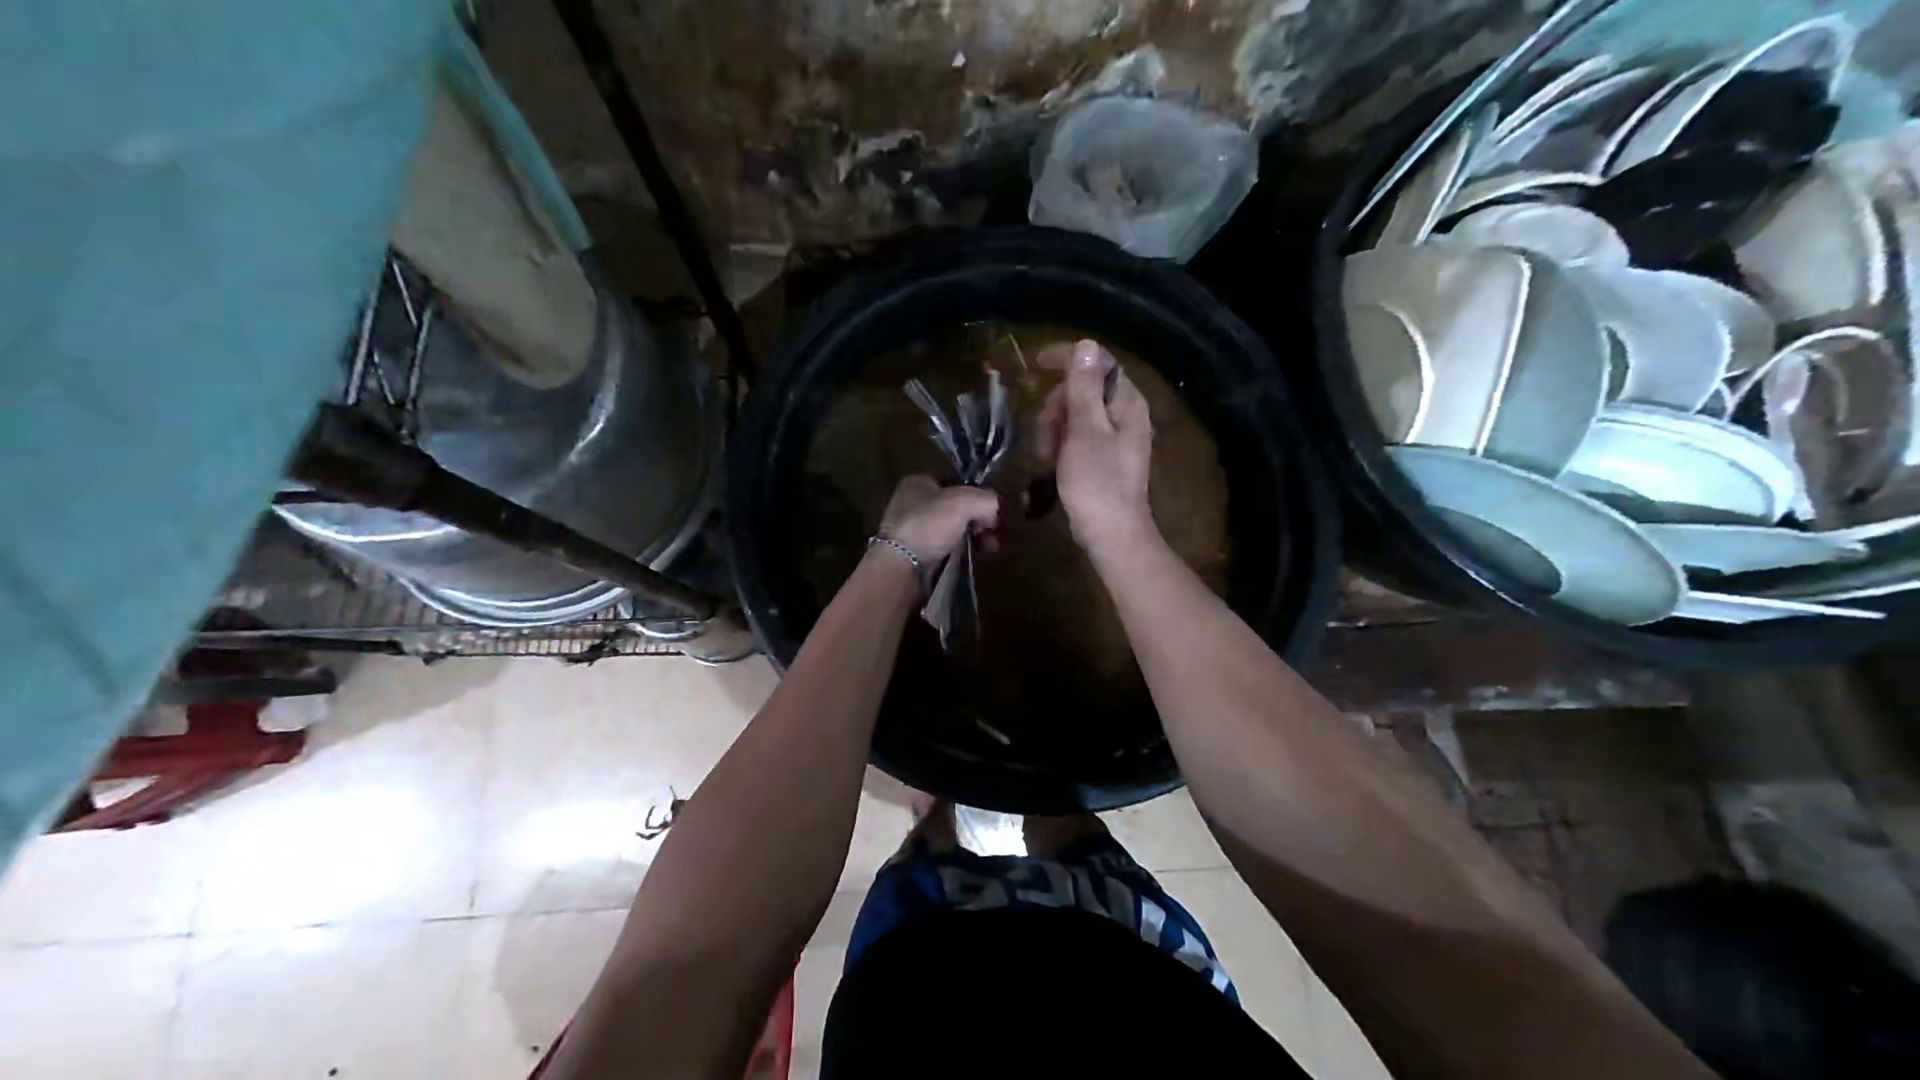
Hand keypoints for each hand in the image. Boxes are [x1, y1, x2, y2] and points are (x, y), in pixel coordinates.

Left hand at [878, 475, 998, 566]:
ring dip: (975, 538)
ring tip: (989, 549)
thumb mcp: (965, 502)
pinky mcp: (916, 554)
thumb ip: (987, 500)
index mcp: (919, 482)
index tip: (994, 511)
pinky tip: (974, 558)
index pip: (957, 482)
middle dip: (980, 520)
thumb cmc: (929, 524)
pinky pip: (946, 548)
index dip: (978, 494)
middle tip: (995, 533)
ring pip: (954, 530)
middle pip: (958, 508)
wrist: (901, 566)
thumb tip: (995, 512)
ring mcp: (913, 530)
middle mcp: (913, 503)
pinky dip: (961, 552)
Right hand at [1035, 339, 1160, 559]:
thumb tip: (1086, 345)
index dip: (1067, 357)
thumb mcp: (1085, 430)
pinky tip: (1050, 463)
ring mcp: (1113, 437)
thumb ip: (1084, 388)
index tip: (1036, 364)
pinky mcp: (1102, 456)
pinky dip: (1060, 444)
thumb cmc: (1097, 482)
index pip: (1098, 362)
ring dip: (1053, 428)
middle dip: (1057, 405)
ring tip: (1046, 454)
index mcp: (1127, 402)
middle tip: (1045, 430)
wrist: (1110, 533)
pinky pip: (1076, 436)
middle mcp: (1124, 414)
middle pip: (1083, 388)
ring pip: (1075, 414)